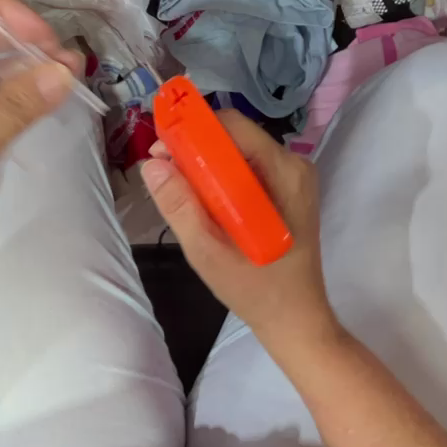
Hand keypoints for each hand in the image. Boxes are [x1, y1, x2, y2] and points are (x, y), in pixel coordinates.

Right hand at [141, 111, 335, 345]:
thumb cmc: (256, 290)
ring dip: (205, 168)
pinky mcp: (287, 193)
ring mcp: (292, 179)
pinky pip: (246, 172)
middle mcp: (293, 166)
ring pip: (237, 155)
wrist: (295, 320)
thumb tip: (152, 165)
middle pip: (234, 138)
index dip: (191, 131)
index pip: (231, 126)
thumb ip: (180, 205)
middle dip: (194, 150)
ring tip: (179, 194)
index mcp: (283, 173)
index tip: (160, 152)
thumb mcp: (209, 251)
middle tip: (163, 176)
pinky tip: (203, 207)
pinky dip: (220, 182)